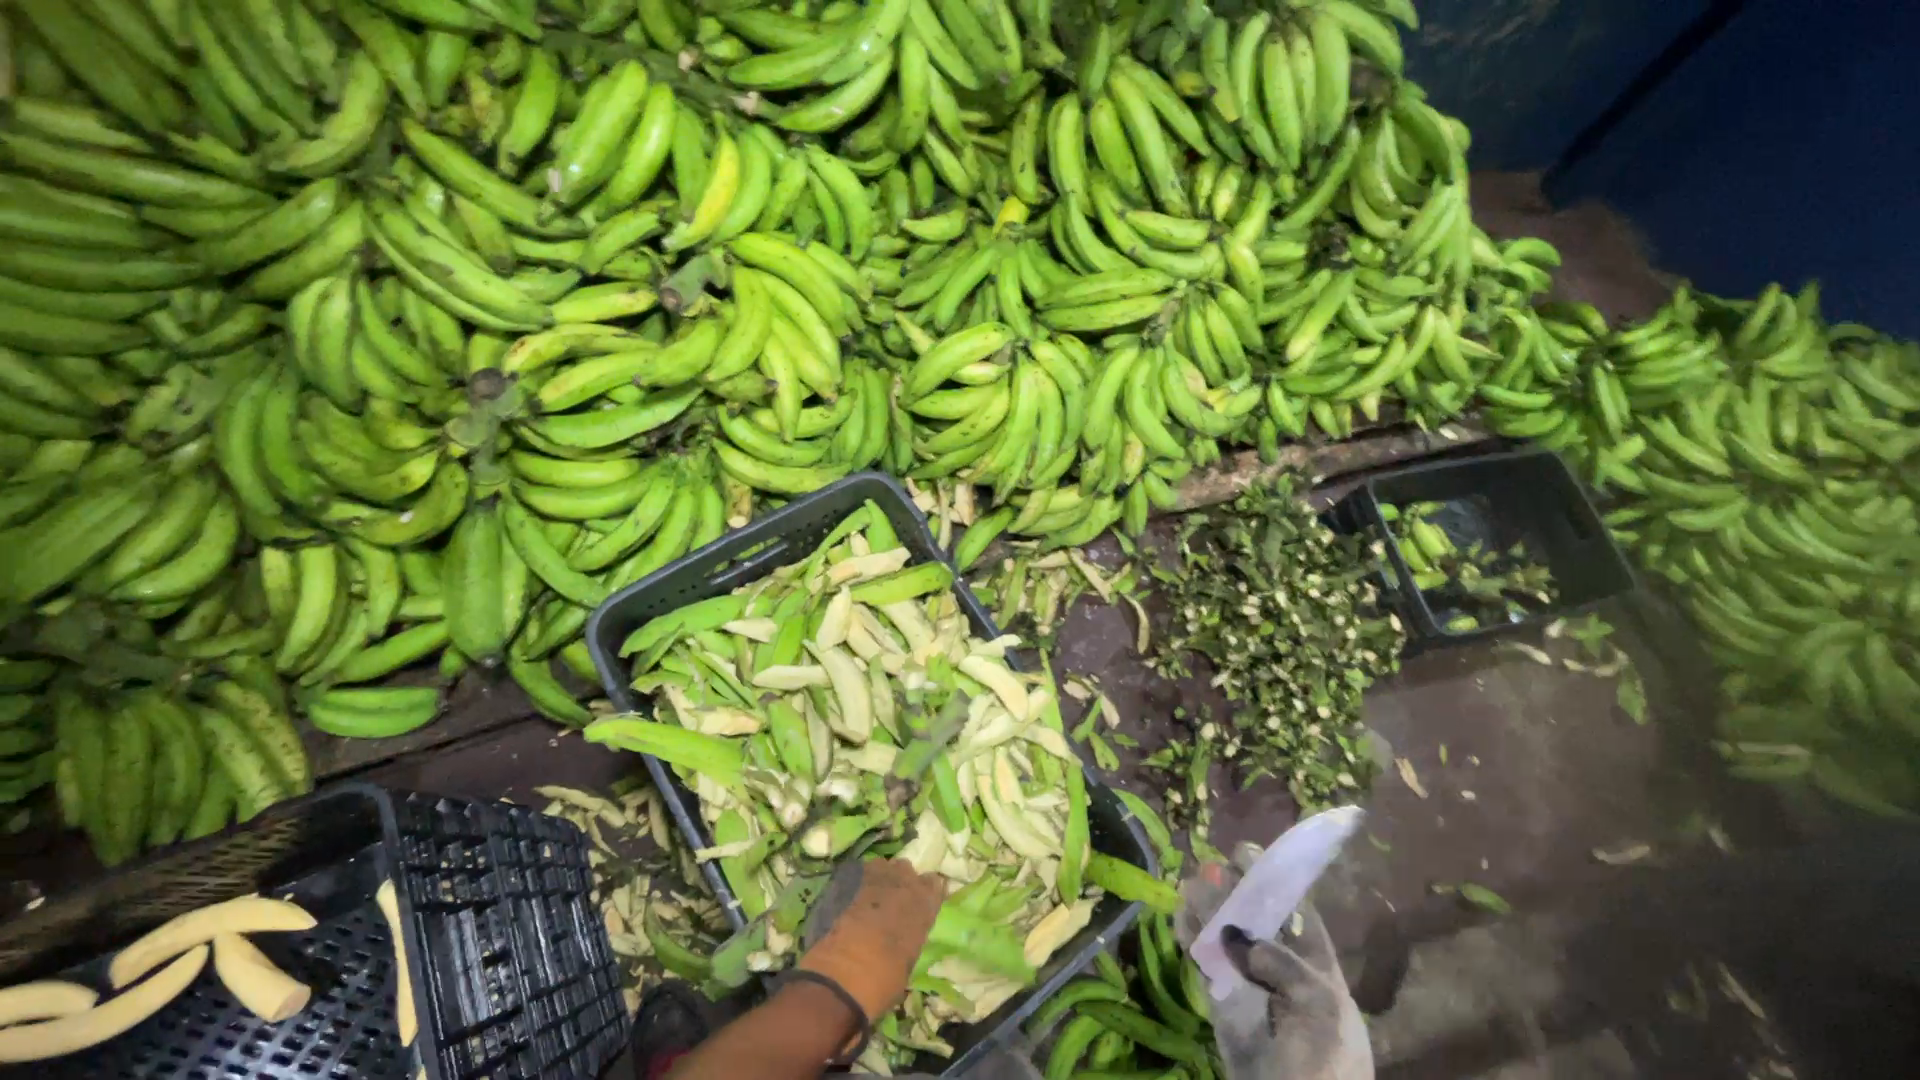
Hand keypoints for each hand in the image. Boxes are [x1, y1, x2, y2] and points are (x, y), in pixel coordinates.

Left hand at [796, 858, 944, 1022]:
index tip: (920, 903)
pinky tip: (847, 901)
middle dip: (900, 881)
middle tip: (891, 902)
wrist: (841, 976)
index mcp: (924, 904)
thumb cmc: (883, 980)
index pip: (934, 883)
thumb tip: (901, 937)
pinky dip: (854, 883)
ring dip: (877, 878)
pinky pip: (856, 873)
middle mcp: (903, 882)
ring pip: (881, 865)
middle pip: (906, 869)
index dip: (925, 893)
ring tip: (868, 899)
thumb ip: (909, 936)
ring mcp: (873, 876)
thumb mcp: (908, 960)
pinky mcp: (845, 878)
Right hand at [1177, 846, 1373, 1079]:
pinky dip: (1191, 941)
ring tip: (1187, 884)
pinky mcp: (1224, 1008)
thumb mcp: (1320, 1010)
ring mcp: (1251, 989)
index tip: (1243, 853)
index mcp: (1318, 968)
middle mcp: (1282, 972)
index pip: (1295, 912)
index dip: (1272, 881)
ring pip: (1224, 940)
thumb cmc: (1325, 1066)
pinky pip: (1204, 967)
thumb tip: (1233, 934)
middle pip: (1254, 921)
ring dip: (1205, 911)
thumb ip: (1282, 965)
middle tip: (1207, 866)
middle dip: (1231, 891)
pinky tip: (1180, 918)